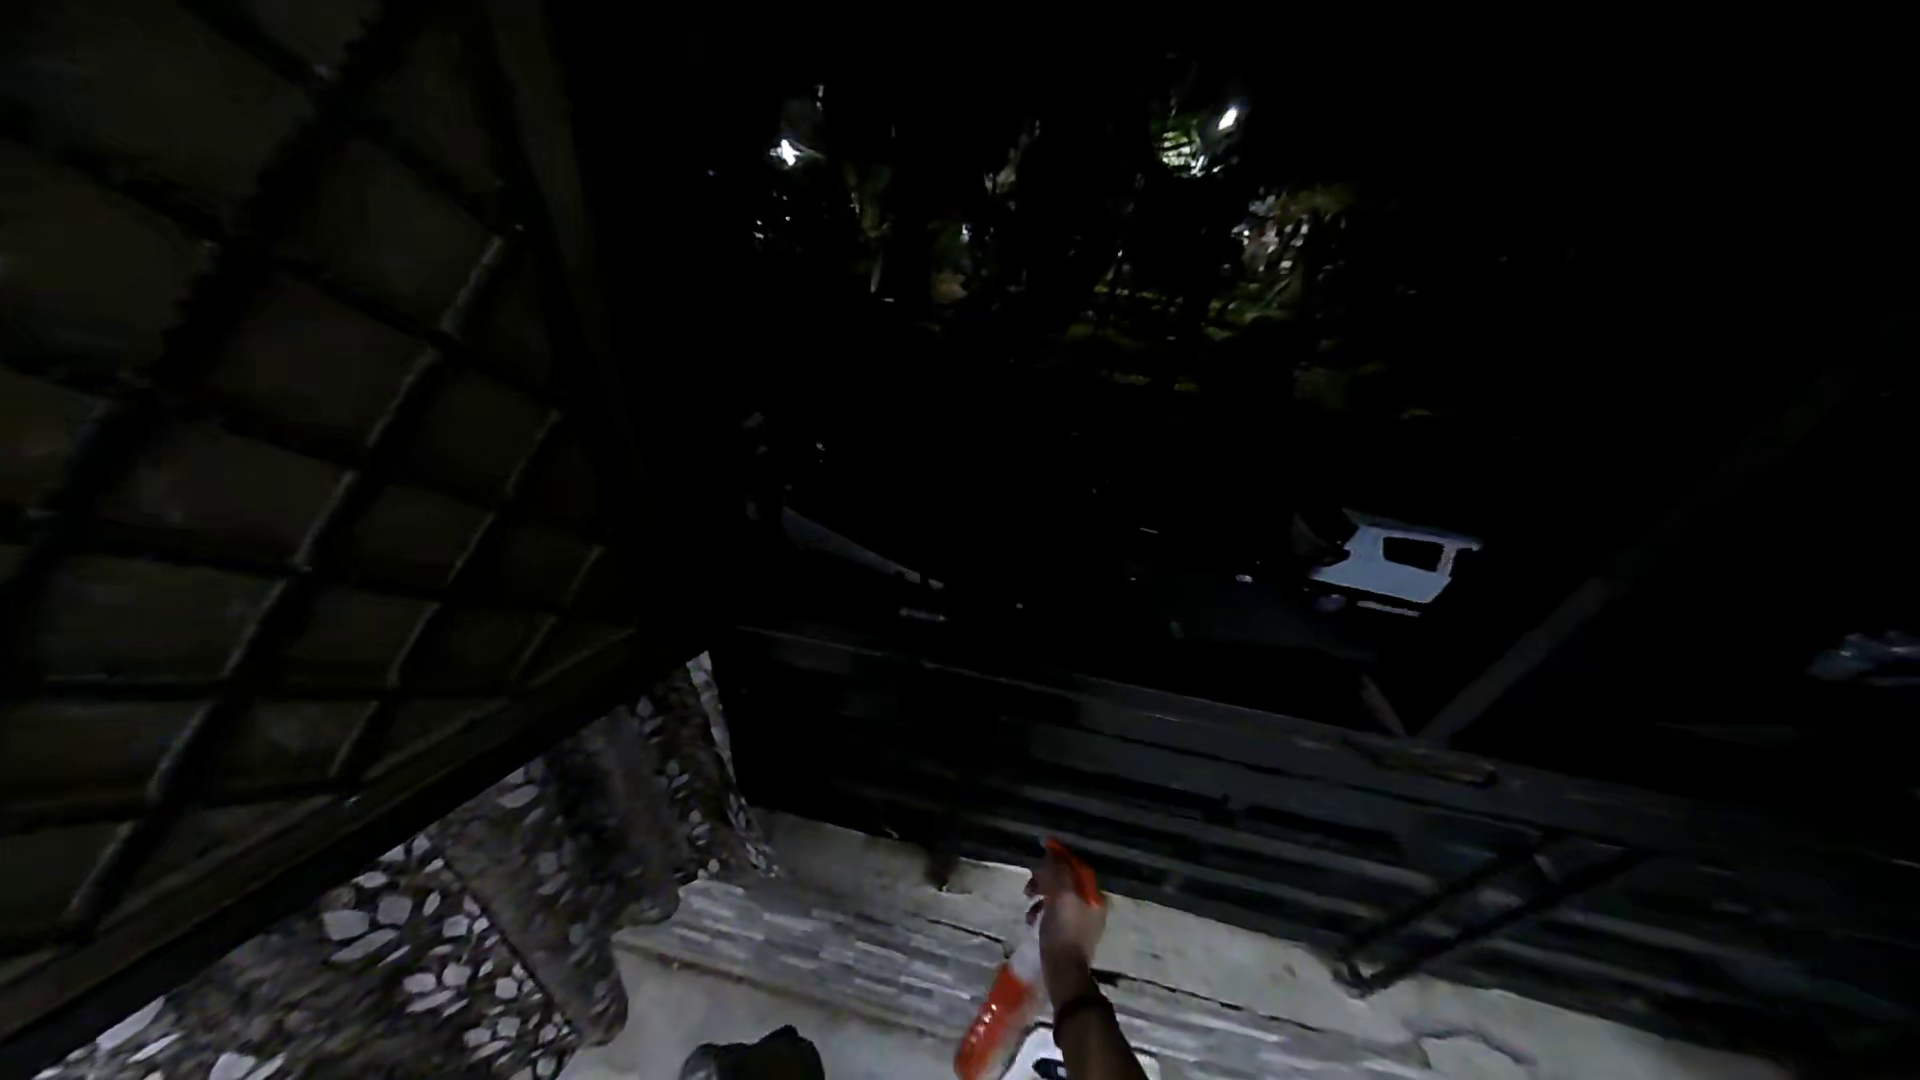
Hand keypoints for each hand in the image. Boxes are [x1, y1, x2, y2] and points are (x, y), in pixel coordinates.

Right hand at [1026, 847, 1105, 1004]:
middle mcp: (1091, 906)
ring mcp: (1081, 921)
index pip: (1077, 866)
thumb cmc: (1063, 932)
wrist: (1063, 973)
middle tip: (1030, 882)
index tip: (1042, 850)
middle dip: (1046, 878)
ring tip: (1028, 901)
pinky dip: (1042, 911)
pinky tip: (1031, 919)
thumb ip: (1058, 871)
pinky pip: (1054, 913)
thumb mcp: (1061, 895)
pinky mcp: (1069, 934)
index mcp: (1094, 895)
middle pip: (1067, 880)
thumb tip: (1053, 851)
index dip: (1060, 856)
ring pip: (1058, 896)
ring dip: (1041, 894)